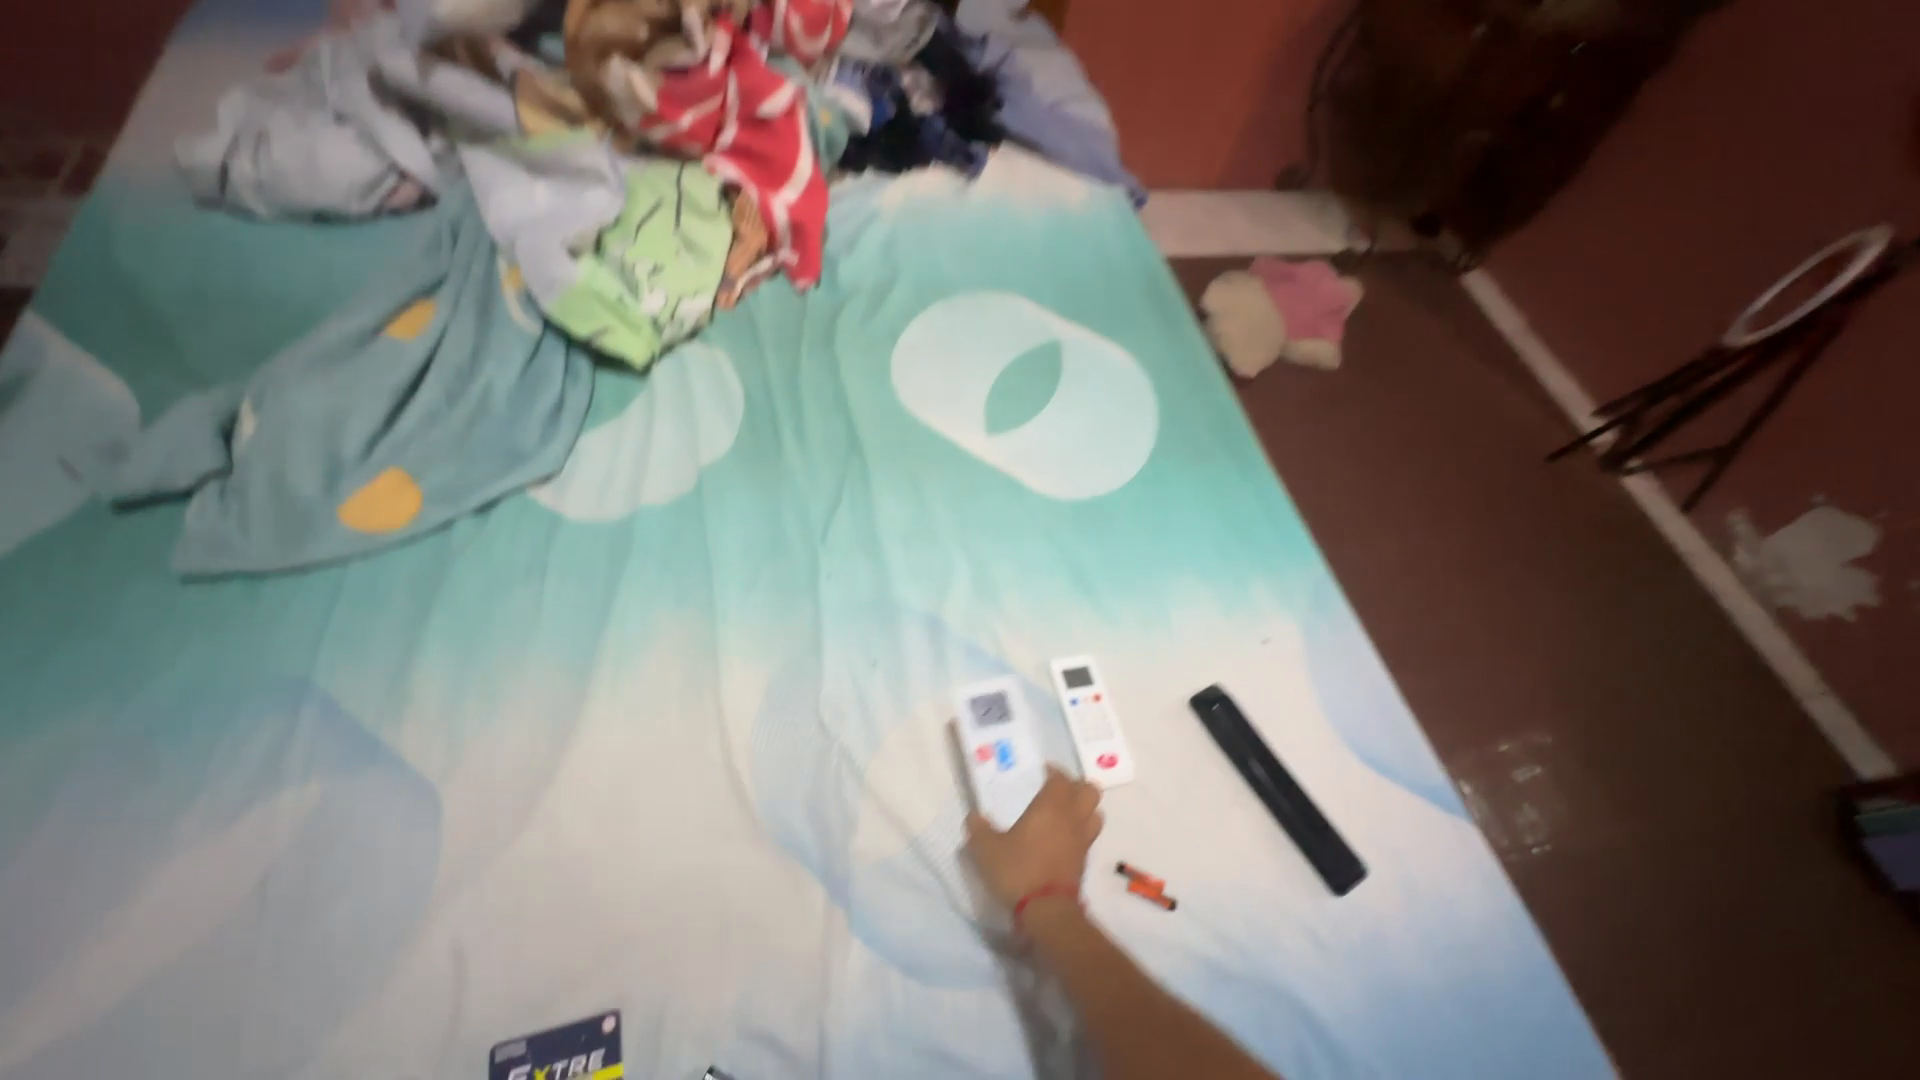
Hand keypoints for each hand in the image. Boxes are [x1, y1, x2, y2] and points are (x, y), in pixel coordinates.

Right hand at [966, 765, 1103, 907]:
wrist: (1047, 911)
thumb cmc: (1018, 870)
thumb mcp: (987, 850)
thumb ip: (979, 830)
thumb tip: (974, 817)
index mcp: (1051, 806)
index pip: (1062, 778)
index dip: (1055, 772)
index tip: (1043, 771)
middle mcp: (1072, 818)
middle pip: (1089, 791)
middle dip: (1076, 786)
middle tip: (1058, 790)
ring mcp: (1082, 840)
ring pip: (1095, 813)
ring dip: (1084, 808)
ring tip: (1065, 813)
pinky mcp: (1084, 861)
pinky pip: (1089, 836)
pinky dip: (1080, 831)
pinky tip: (1062, 839)